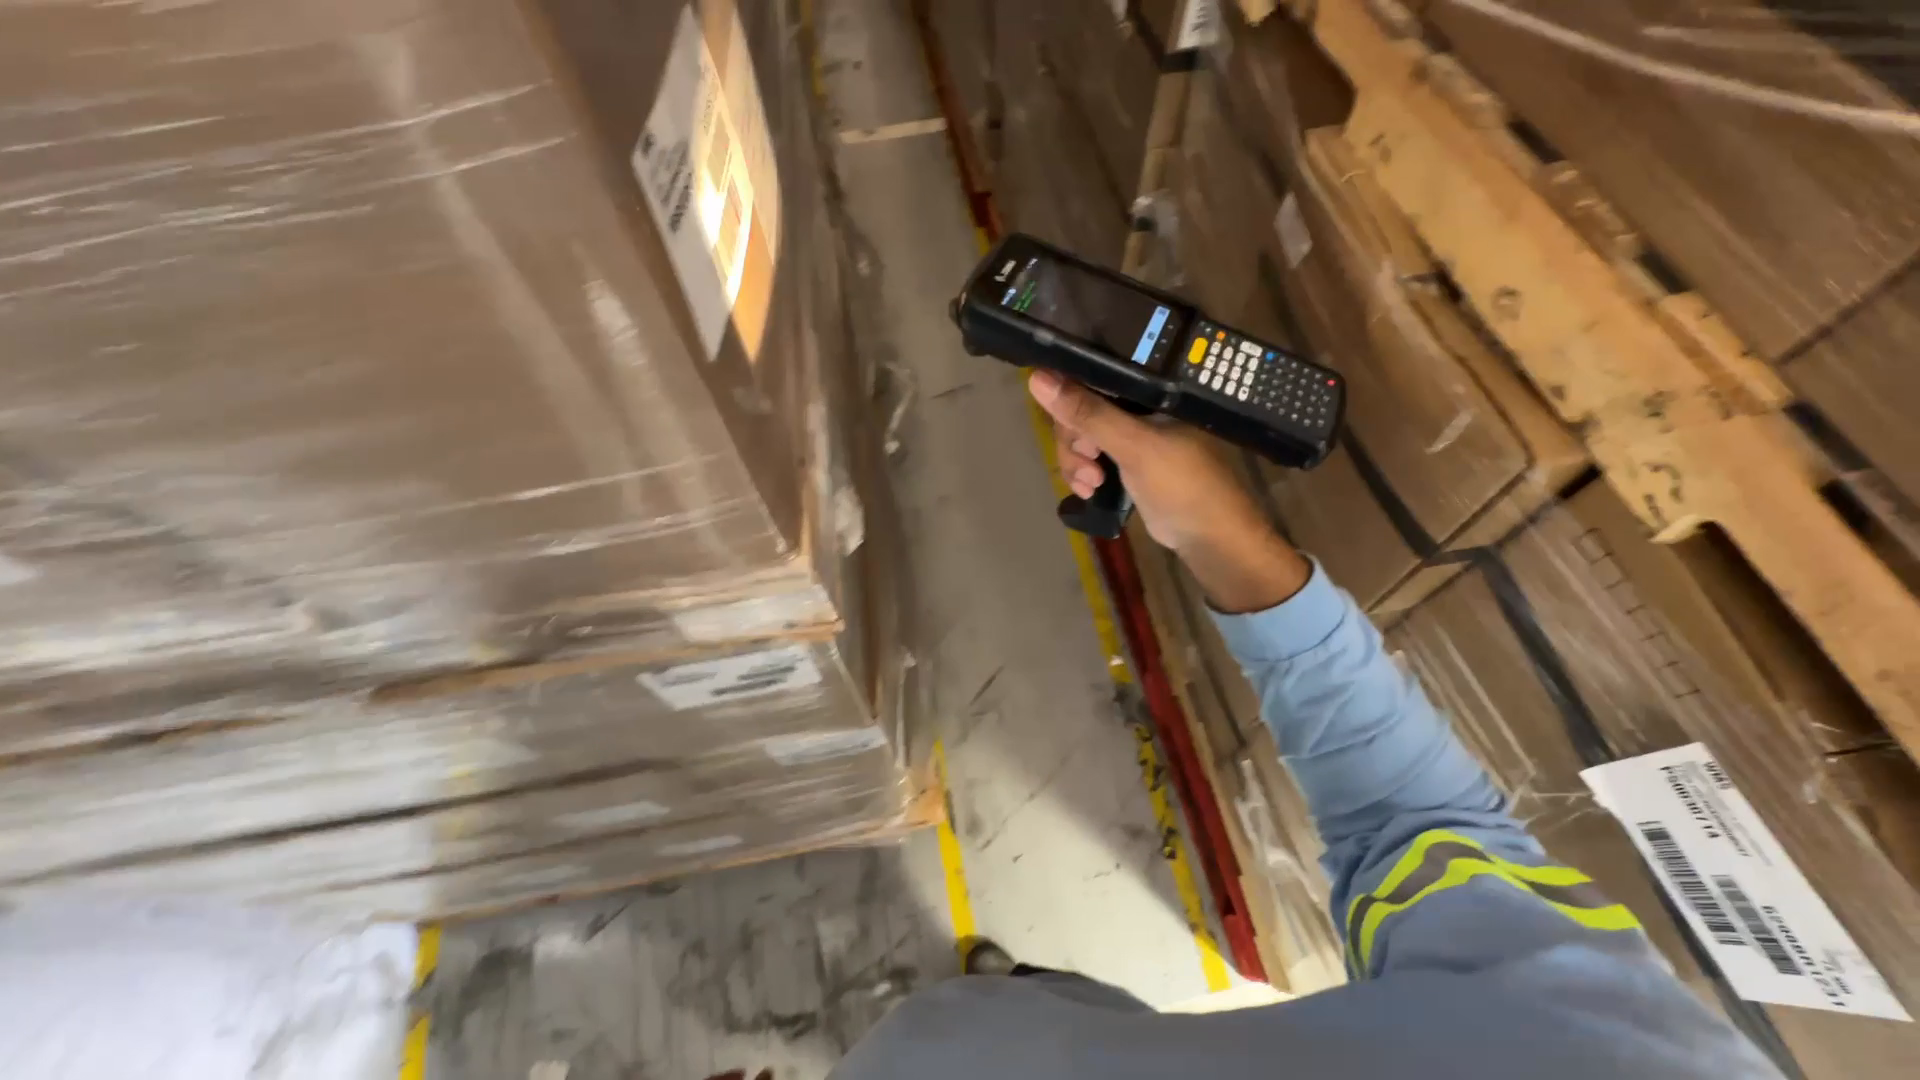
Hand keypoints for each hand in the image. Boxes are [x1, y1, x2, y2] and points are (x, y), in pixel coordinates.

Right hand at [1028, 370, 1311, 612]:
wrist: (1211, 538)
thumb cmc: (1182, 484)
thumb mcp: (1133, 445)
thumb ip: (1088, 413)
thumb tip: (1037, 378)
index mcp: (1150, 390)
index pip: (1097, 377)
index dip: (1072, 398)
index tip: (1068, 427)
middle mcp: (1141, 407)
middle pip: (1084, 410)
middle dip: (1075, 442)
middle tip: (1087, 466)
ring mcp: (1134, 436)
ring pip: (1084, 438)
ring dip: (1076, 463)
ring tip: (1090, 486)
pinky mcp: (1129, 462)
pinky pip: (1094, 458)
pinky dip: (1085, 474)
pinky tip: (1089, 491)